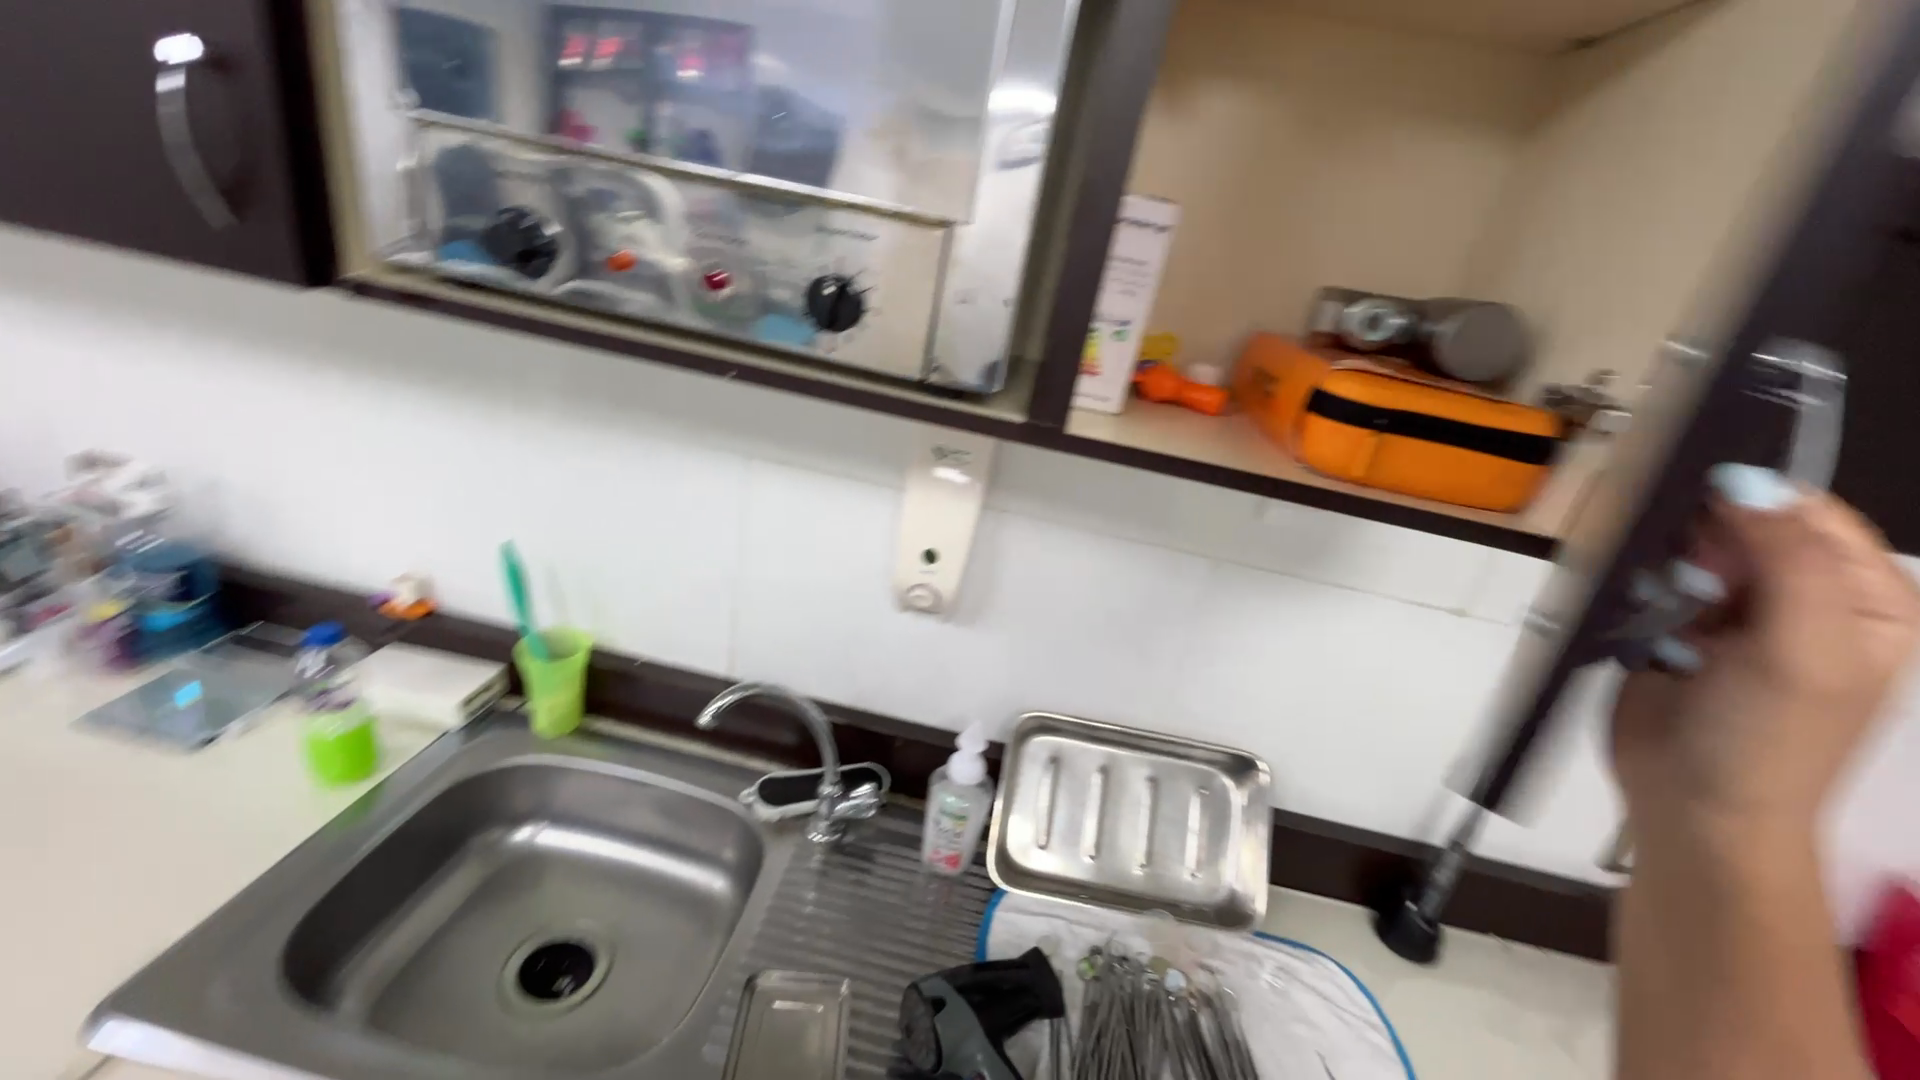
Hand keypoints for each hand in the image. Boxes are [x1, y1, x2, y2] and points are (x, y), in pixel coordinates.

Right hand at [1610, 466, 1919, 838]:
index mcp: (1864, 600)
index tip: (1703, 517)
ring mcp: (1735, 619)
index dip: (1758, 505)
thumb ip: (1786, 558)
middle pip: (1746, 530)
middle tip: (1688, 583)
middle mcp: (1803, 602)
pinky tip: (1639, 619)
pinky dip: (1640, 595)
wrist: (1695, 808)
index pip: (1813, 516)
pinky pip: (1655, 589)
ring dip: (1667, 572)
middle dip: (1705, 544)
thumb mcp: (1801, 646)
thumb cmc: (1766, 735)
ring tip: (1662, 610)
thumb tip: (1742, 481)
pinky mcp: (1676, 635)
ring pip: (1693, 556)